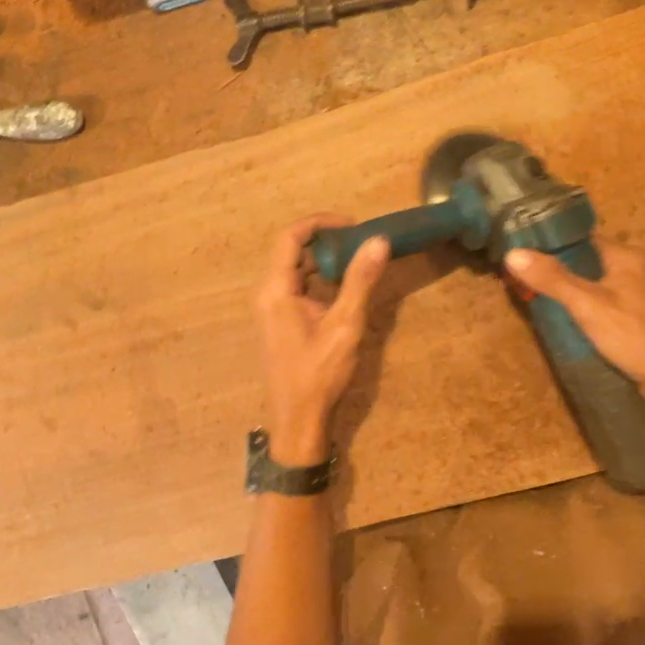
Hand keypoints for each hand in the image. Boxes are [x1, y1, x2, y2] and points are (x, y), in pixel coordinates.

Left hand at [255, 215, 390, 464]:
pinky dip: (319, 281)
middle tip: (359, 242)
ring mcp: (270, 309)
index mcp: (275, 289)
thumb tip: (378, 241)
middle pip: (291, 251)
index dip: (320, 223)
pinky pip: (296, 289)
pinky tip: (344, 291)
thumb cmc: (318, 374)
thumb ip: (360, 281)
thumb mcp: (345, 325)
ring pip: (295, 270)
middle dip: (325, 241)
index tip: (352, 225)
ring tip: (357, 261)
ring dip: (323, 262)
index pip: (290, 236)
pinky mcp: (279, 322)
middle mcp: (267, 294)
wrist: (297, 421)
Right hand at [504, 243, 644, 409]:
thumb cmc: (634, 336)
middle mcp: (644, 269)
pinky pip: (620, 305)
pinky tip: (587, 327)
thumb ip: (551, 279)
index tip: (528, 257)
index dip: (555, 245)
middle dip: (567, 272)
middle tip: (534, 286)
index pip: (584, 239)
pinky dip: (601, 310)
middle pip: (596, 262)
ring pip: (609, 285)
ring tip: (554, 306)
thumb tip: (513, 253)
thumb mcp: (586, 306)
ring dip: (585, 293)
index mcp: (628, 257)